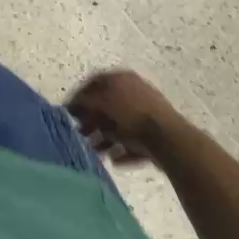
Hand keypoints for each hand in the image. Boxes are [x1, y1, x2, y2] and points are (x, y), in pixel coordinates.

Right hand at [66, 70, 184, 166]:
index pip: (93, 82)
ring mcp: (148, 112)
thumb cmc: (130, 117)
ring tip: (96, 151)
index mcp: (121, 78)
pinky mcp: (157, 133)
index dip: (79, 96)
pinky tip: (115, 161)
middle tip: (81, 133)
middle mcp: (134, 91)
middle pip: (107, 105)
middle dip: (92, 121)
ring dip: (106, 138)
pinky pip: (134, 140)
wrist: (170, 140)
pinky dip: (123, 149)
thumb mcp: (100, 105)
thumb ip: (83, 103)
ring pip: (120, 125)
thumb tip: (71, 105)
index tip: (69, 113)